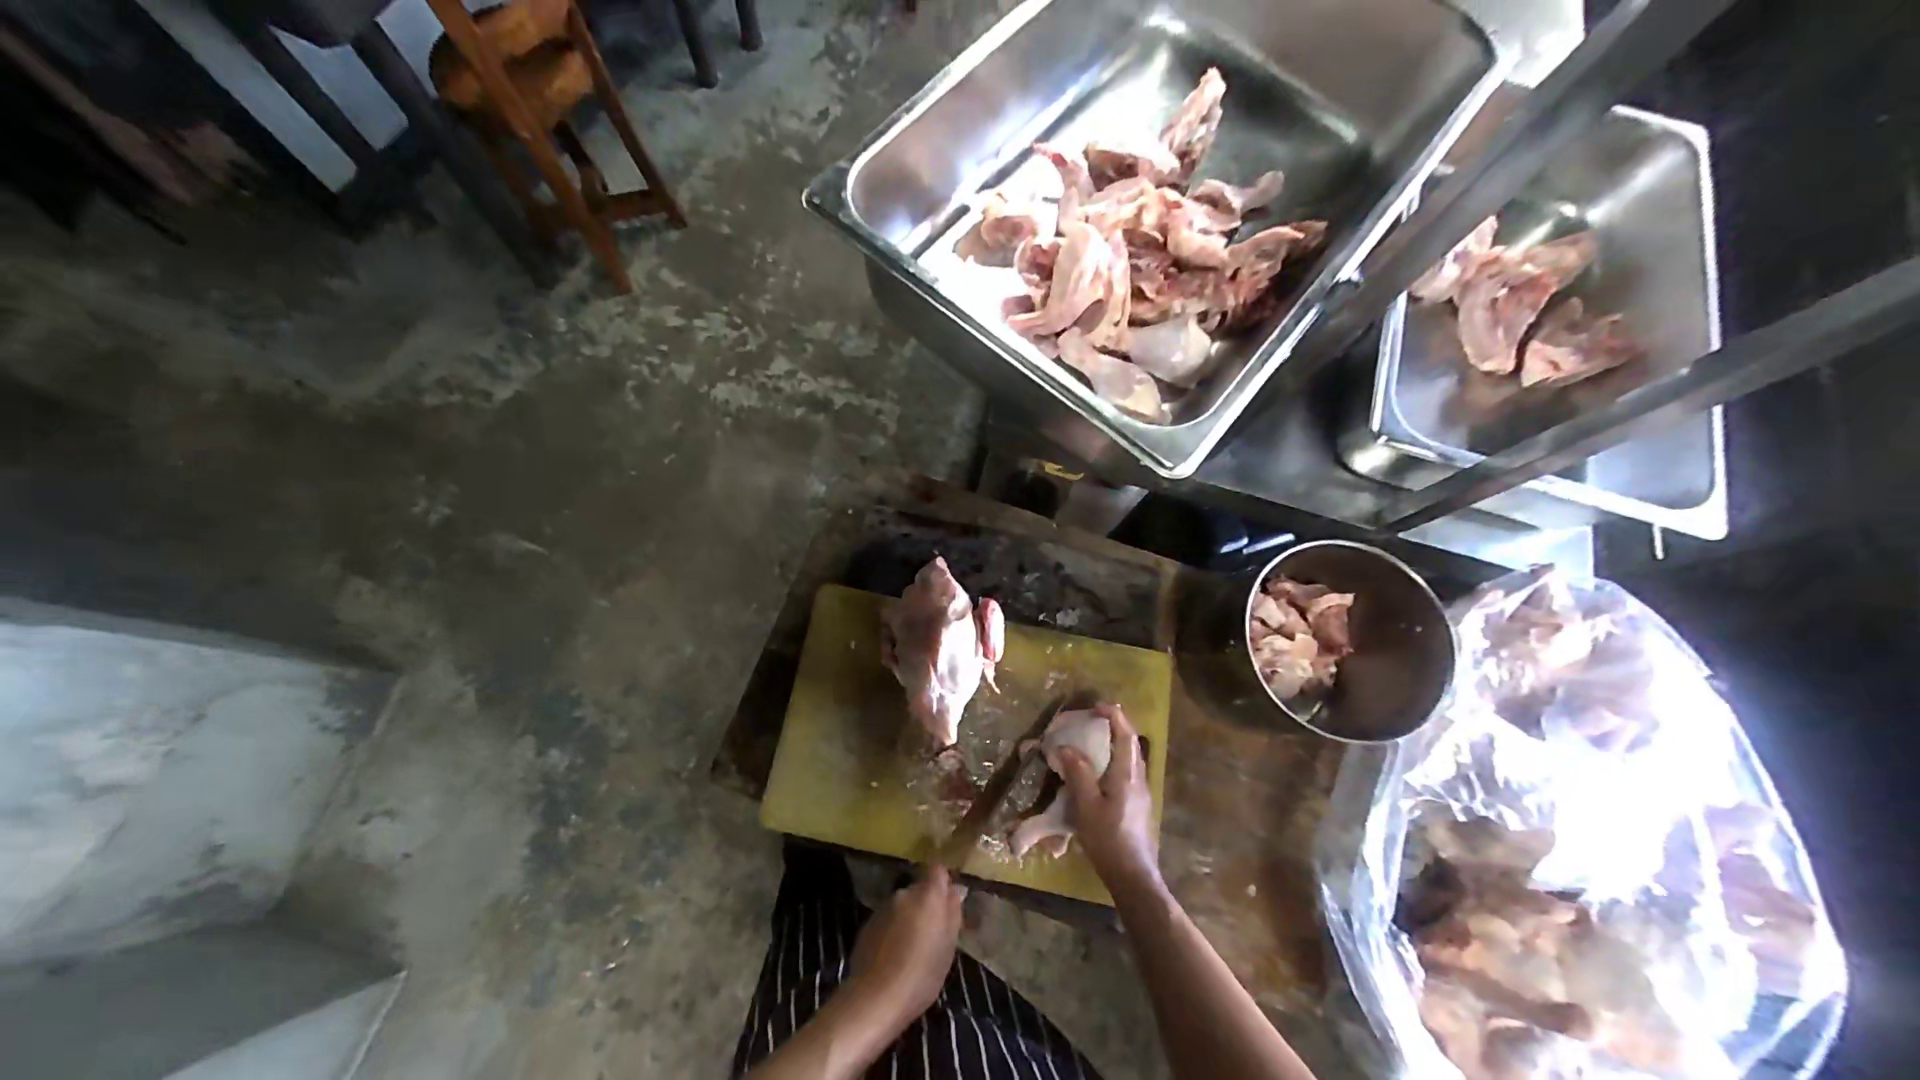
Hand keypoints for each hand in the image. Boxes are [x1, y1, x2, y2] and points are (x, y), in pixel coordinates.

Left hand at [847, 865, 963, 1026]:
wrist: (875, 999)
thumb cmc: (922, 975)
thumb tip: (953, 893)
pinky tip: (893, 956)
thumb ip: (952, 915)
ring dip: (909, 918)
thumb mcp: (948, 948)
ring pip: (902, 905)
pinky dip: (893, 930)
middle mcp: (904, 894)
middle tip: (933, 934)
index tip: (948, 902)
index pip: (938, 870)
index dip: (943, 882)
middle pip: (919, 889)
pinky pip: (887, 920)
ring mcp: (882, 908)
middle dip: (927, 905)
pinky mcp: (867, 925)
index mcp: (928, 896)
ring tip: (912, 949)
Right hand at [1058, 703, 1162, 894]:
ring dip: (1115, 744)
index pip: (1125, 735)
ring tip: (1093, 742)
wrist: (1133, 876)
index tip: (1096, 707)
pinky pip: (1128, 772)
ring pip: (1131, 759)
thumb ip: (1079, 774)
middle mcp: (1139, 779)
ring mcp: (1142, 793)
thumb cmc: (1109, 839)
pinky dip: (1115, 761)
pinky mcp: (1138, 805)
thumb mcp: (1087, 806)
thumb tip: (1067, 747)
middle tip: (1093, 721)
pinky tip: (1100, 772)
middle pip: (1131, 744)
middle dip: (1115, 727)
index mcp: (1128, 774)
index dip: (1114, 716)